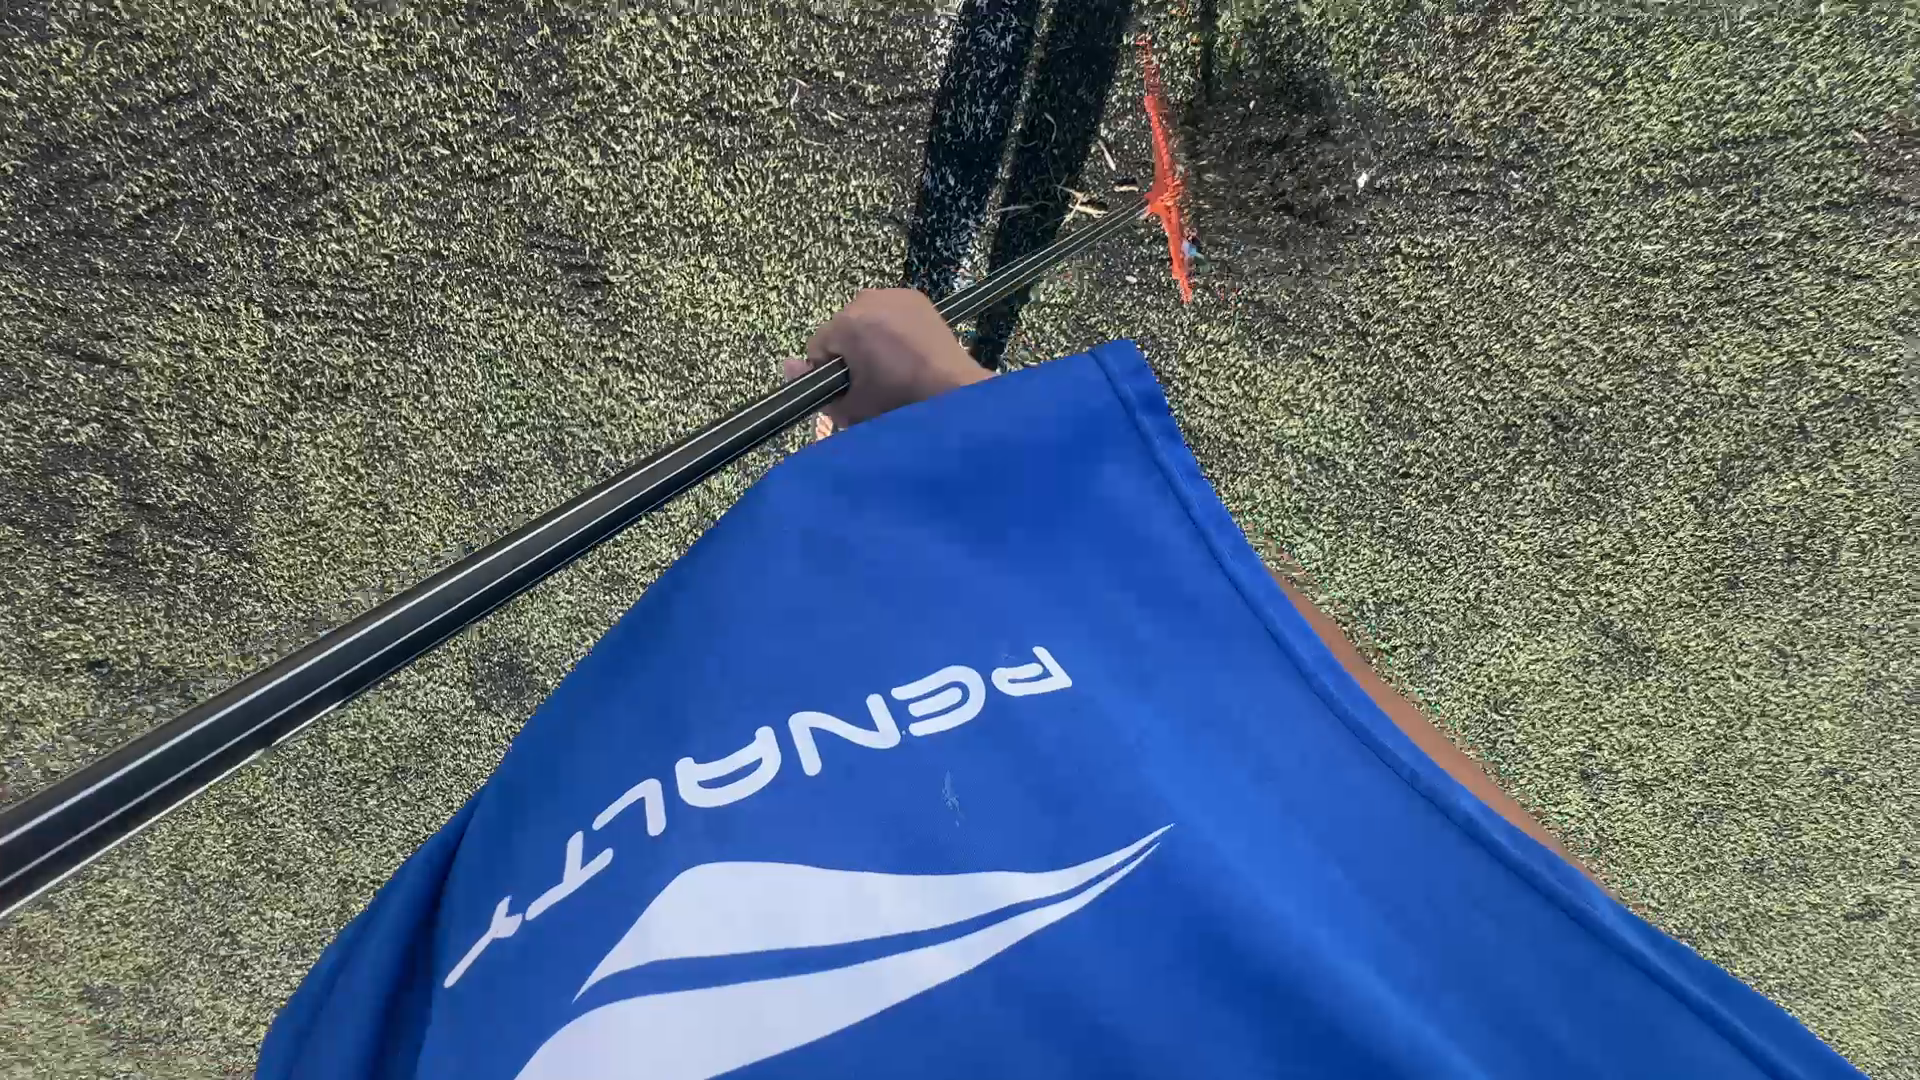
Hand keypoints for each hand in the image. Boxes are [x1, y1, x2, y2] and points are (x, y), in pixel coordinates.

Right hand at [783, 289, 989, 429]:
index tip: (850, 389)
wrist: (953, 395)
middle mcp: (868, 299)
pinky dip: (892, 330)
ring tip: (892, 368)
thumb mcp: (850, 405)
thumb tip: (787, 365)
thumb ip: (812, 386)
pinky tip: (907, 352)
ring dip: (871, 339)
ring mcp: (895, 295)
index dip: (829, 373)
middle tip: (874, 382)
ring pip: (866, 320)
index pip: (818, 347)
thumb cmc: (899, 403)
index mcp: (847, 322)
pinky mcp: (917, 298)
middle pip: (842, 330)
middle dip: (851, 354)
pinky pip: (889, 314)